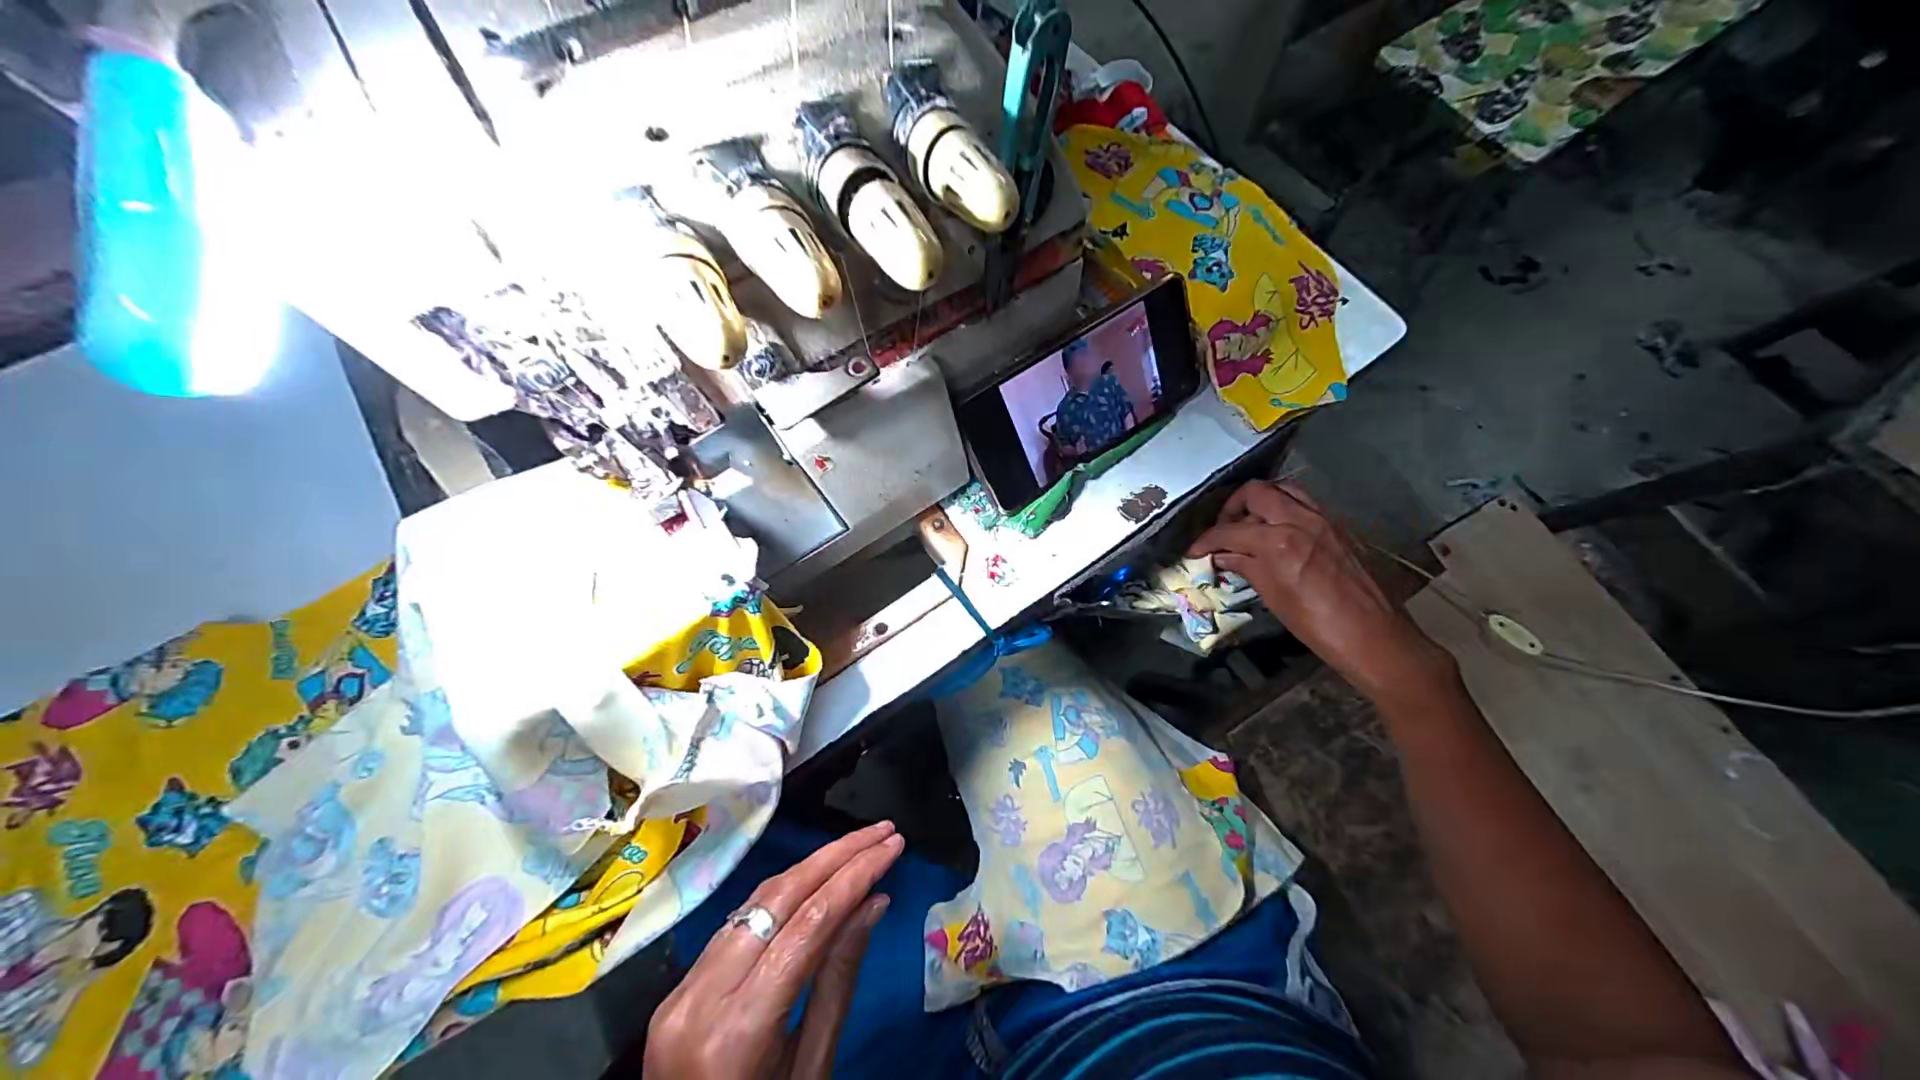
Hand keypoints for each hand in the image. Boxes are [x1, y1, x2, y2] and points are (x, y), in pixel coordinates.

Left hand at [645, 821, 902, 1079]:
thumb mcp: (812, 1068)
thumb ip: (839, 980)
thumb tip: (873, 902)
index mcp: (737, 1031)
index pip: (807, 924)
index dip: (854, 875)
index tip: (892, 846)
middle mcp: (700, 998)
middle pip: (777, 899)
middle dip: (836, 855)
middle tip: (881, 832)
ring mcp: (680, 992)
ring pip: (753, 904)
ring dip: (810, 868)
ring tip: (856, 847)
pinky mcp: (675, 990)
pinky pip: (735, 926)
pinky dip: (780, 898)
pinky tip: (813, 882)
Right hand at [1187, 481, 1454, 702]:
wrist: (1373, 637)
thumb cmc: (1317, 625)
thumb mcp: (1273, 597)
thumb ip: (1246, 567)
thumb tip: (1223, 556)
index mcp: (1279, 541)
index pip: (1230, 530)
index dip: (1206, 540)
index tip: (1195, 550)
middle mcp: (1301, 520)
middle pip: (1256, 492)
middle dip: (1232, 507)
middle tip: (1224, 530)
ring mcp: (1324, 520)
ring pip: (1284, 490)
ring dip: (1262, 502)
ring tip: (1251, 526)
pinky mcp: (1340, 527)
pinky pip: (1306, 503)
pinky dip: (1286, 510)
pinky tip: (1280, 534)